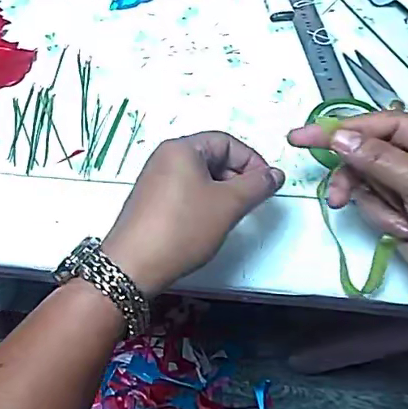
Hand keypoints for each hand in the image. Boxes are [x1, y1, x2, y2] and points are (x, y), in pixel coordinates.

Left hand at [102, 131, 283, 294]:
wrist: (133, 267)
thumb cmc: (181, 229)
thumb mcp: (228, 205)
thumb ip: (257, 185)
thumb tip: (275, 174)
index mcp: (181, 148)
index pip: (227, 141)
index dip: (252, 160)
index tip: (266, 184)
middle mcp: (165, 158)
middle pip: (213, 156)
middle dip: (238, 176)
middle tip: (253, 200)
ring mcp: (156, 179)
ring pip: (201, 175)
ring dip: (223, 191)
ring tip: (233, 214)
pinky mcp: (152, 201)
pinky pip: (187, 190)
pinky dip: (205, 201)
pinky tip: (210, 222)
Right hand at [287, 111, 407, 309]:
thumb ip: (382, 160)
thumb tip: (340, 137)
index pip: (386, 124)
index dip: (348, 127)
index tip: (310, 135)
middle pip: (370, 151)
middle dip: (355, 172)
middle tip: (335, 190)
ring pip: (367, 180)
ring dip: (372, 201)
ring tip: (393, 223)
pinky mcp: (400, 212)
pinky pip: (372, 204)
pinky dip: (382, 218)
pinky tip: (404, 232)